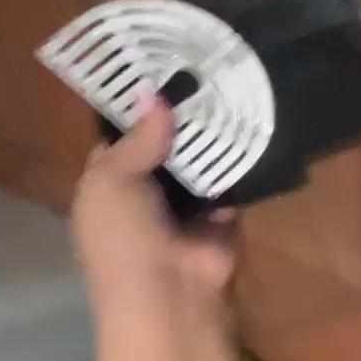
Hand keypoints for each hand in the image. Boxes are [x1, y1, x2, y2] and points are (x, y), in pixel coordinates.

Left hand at [71, 97, 237, 316]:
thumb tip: (154, 95)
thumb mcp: (111, 180)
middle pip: (168, 145)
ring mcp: (188, 202)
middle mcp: (149, 189)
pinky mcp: (225, 213)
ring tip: (232, 91)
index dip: (139, 107)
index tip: (160, 70)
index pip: (124, 135)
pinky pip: (233, 182)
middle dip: (183, 118)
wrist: (170, 290)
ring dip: (214, 137)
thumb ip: (136, 139)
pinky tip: (252, 128)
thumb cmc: (122, 235)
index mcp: (109, 181)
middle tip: (206, 75)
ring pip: (202, 161)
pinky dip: (241, 164)